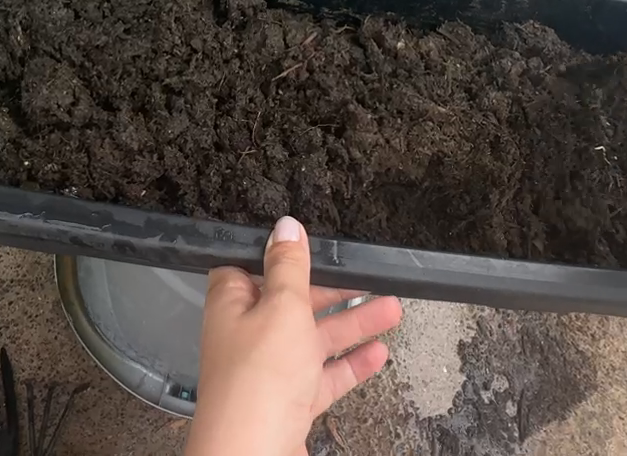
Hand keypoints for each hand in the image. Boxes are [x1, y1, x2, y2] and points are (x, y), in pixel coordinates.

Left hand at [184, 216, 402, 455]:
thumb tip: (286, 226)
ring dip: (354, 323)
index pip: (256, 265)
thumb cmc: (257, 378)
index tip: (315, 243)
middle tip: (368, 275)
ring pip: (316, 337)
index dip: (284, 254)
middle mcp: (249, 333)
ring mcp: (271, 370)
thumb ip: (289, 265)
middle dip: (333, 289)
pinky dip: (351, 364)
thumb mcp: (281, 306)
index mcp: (233, 302)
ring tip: (392, 308)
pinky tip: (378, 354)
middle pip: (294, 300)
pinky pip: (325, 375)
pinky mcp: (291, 401)